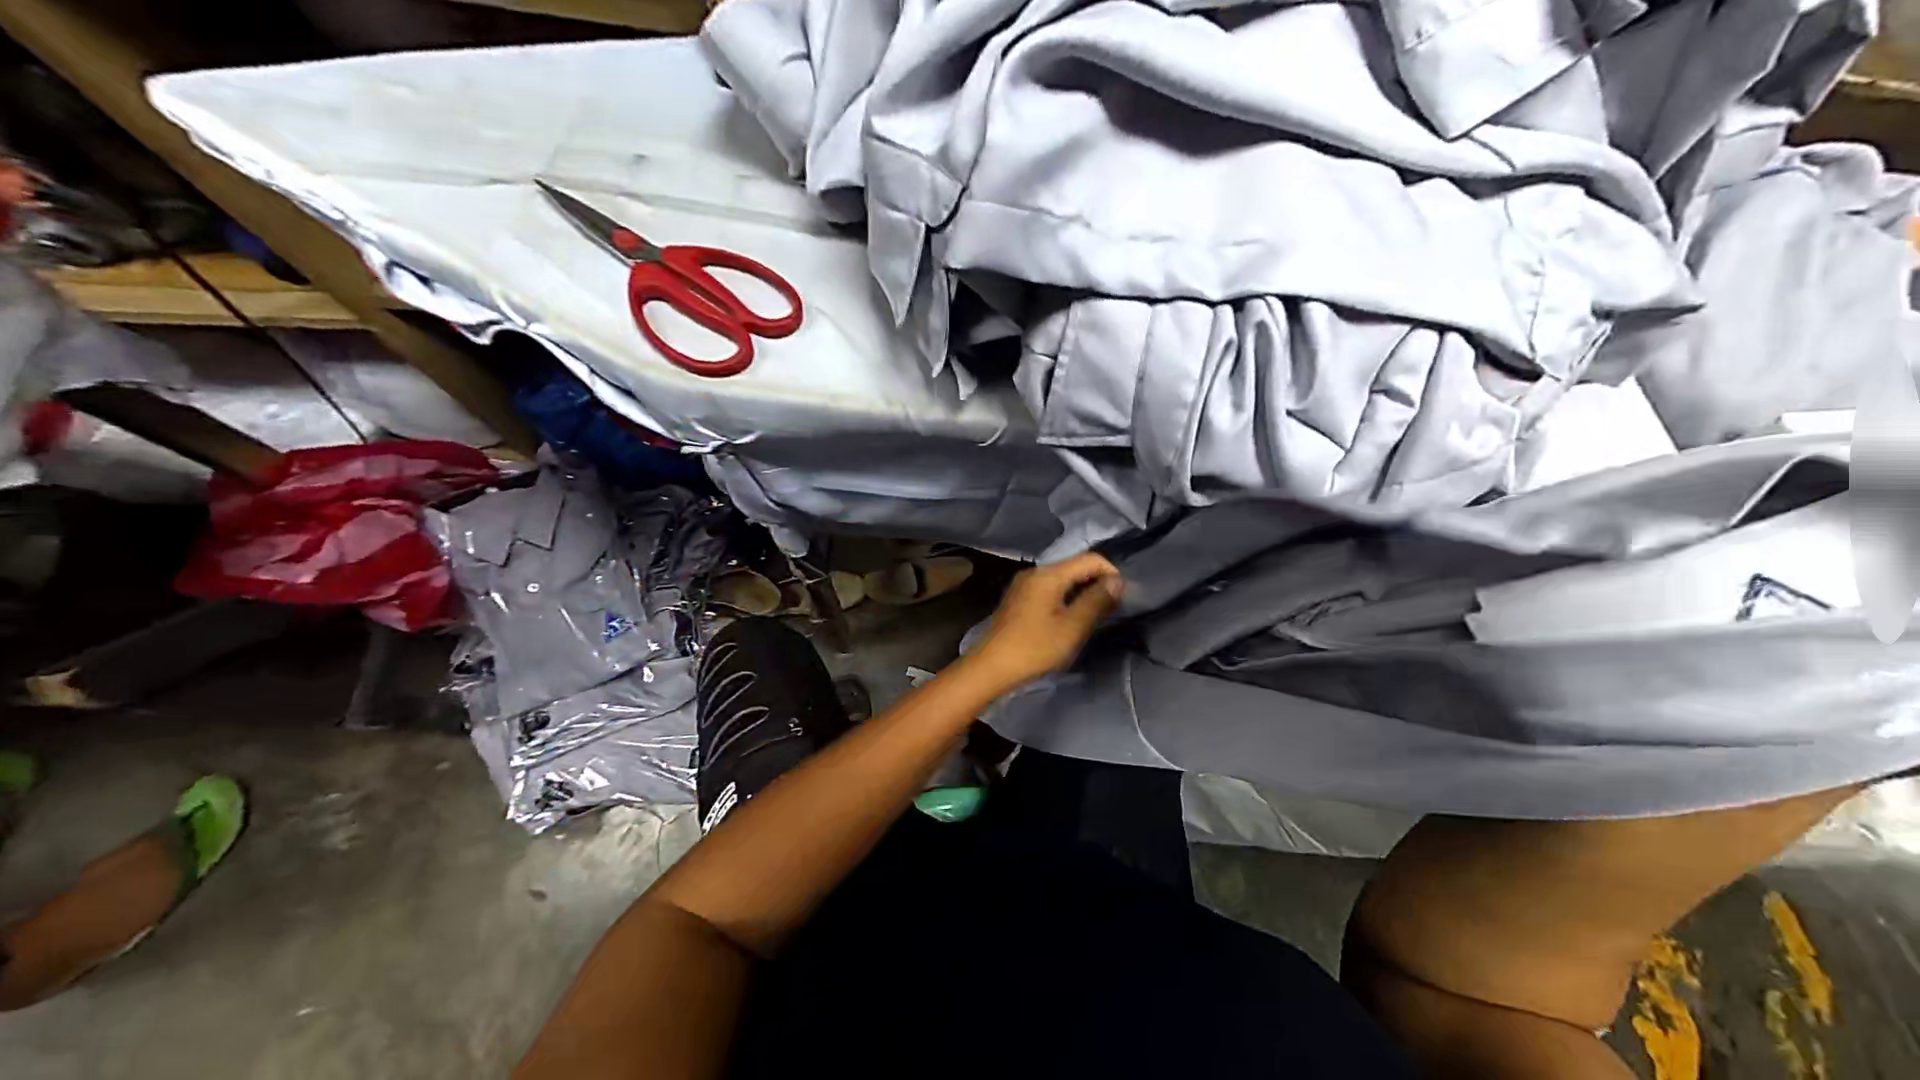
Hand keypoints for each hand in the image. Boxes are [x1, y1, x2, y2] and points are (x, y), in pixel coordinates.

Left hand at [968, 553, 1122, 692]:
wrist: (991, 666)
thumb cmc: (1035, 647)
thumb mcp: (1073, 626)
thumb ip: (1097, 600)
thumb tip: (1117, 580)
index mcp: (1049, 574)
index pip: (1090, 559)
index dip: (1111, 573)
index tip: (1122, 597)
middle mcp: (1035, 572)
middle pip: (1075, 566)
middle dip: (1097, 582)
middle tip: (1111, 608)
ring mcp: (1023, 584)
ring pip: (1062, 579)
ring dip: (1082, 592)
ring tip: (1093, 615)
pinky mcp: (1018, 598)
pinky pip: (1049, 589)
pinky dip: (1065, 598)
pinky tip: (1069, 619)